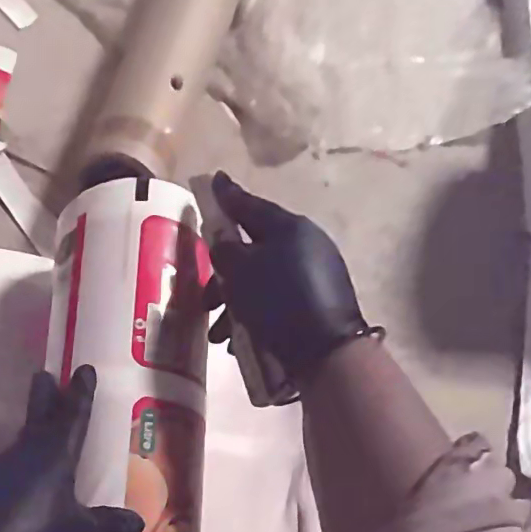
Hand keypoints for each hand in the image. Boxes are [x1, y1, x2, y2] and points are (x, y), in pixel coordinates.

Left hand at [0, 366, 144, 531]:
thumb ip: (105, 526)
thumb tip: (138, 521)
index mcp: (52, 457)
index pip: (72, 417)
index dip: (80, 394)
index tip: (84, 369)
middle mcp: (23, 454)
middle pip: (38, 417)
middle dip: (45, 396)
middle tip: (45, 374)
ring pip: (21, 442)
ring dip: (32, 431)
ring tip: (43, 431)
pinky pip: (5, 468)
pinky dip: (18, 466)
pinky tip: (22, 482)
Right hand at [207, 172, 371, 379]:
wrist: (325, 352)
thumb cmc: (279, 302)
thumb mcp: (242, 271)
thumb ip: (225, 250)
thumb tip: (222, 243)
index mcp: (288, 228)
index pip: (250, 205)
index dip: (228, 195)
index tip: (215, 180)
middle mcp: (304, 246)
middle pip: (252, 251)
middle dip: (223, 277)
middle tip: (205, 300)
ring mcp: (313, 276)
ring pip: (260, 282)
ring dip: (234, 306)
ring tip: (219, 335)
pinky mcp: (316, 305)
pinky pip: (275, 303)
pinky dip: (254, 318)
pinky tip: (239, 342)